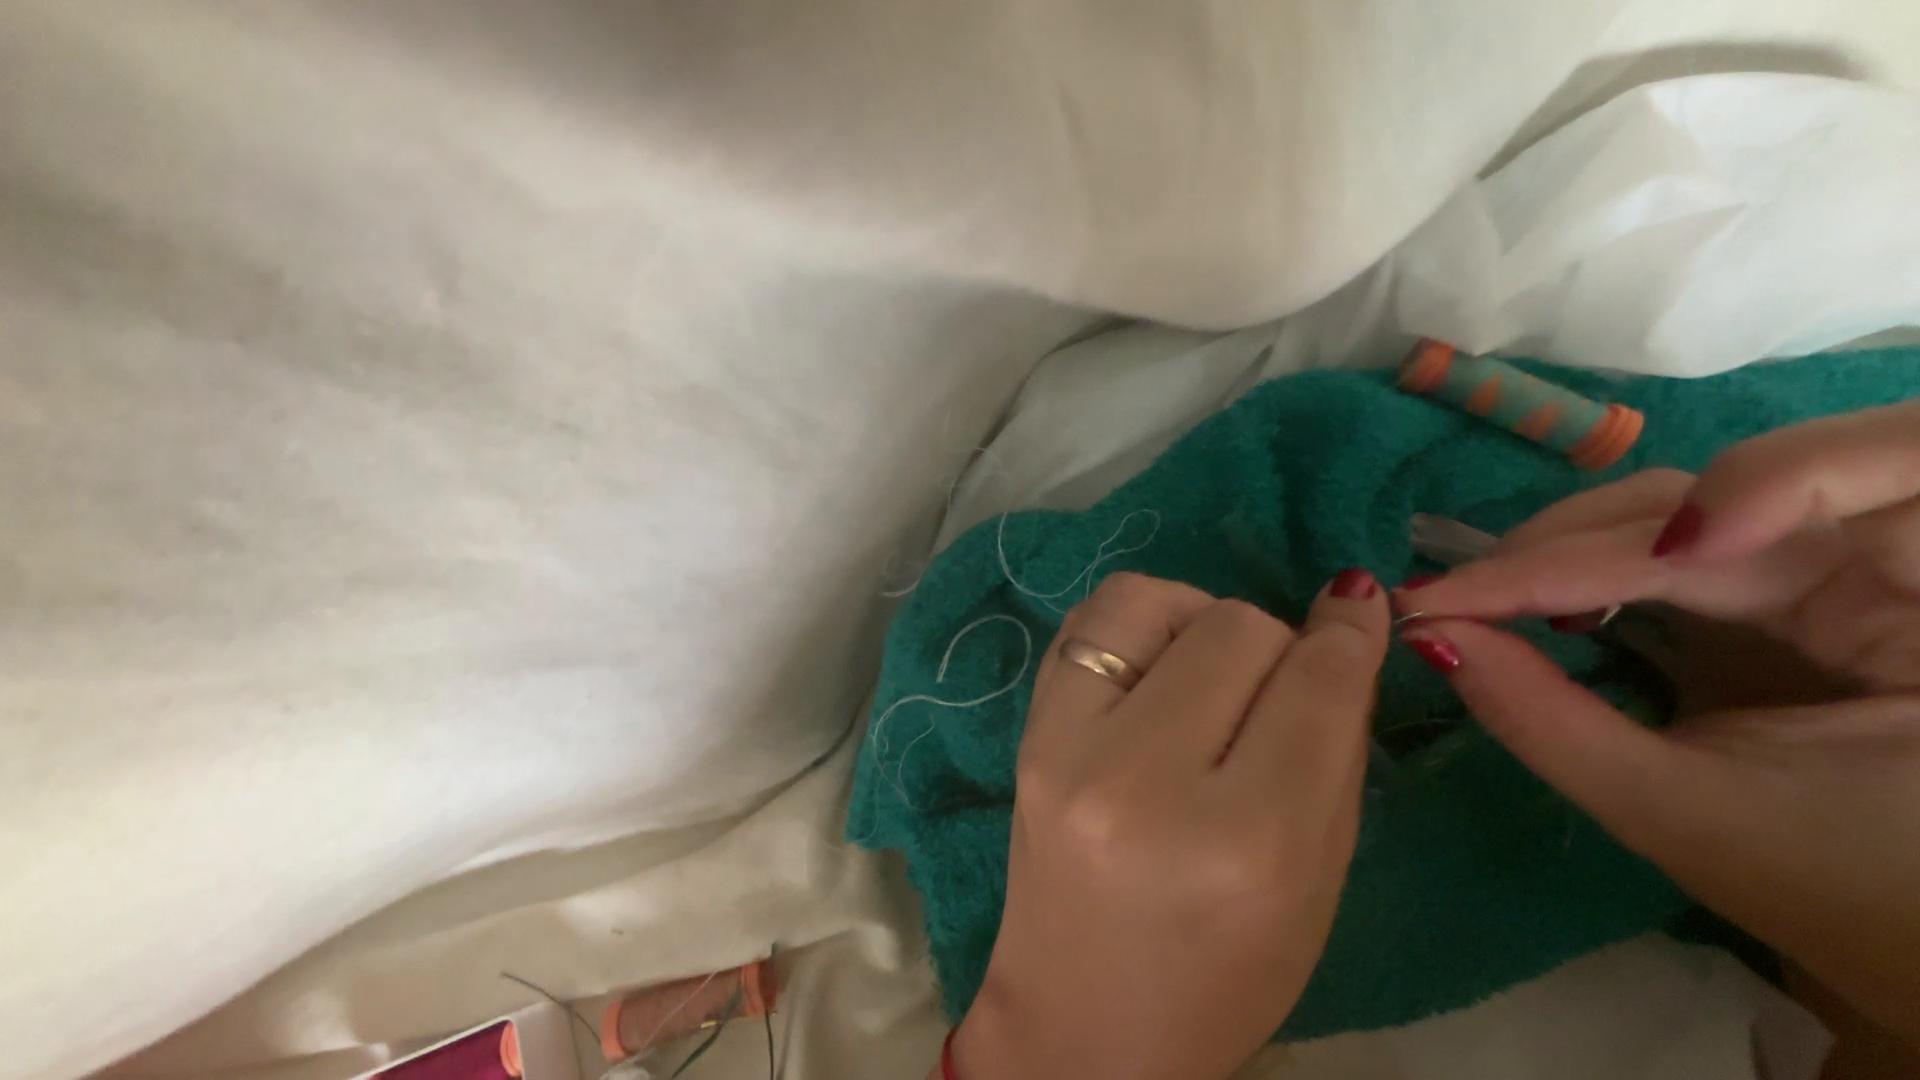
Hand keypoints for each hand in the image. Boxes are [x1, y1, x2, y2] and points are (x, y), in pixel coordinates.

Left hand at [941, 570, 1389, 1079]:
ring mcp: (1069, 751)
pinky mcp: (1027, 735)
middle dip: (1276, 645)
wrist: (1080, 1022)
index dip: (1350, 631)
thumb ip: (1335, 751)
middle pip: (1236, 628)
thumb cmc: (1223, 976)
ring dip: (1200, 622)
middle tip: (1271, 691)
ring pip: (1153, 601)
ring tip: (1206, 673)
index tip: (1360, 605)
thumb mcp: (1317, 883)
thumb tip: (1344, 627)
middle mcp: (1146, 783)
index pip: (1315, 685)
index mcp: (1247, 844)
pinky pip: (1088, 621)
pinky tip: (1154, 668)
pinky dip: (1137, 623)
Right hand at [1398, 400, 1919, 1048]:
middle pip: (1685, 493)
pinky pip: (1665, 544)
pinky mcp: (1778, 588)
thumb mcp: (1680, 812)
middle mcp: (1876, 554)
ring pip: (1669, 502)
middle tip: (1455, 596)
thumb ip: (1543, 718)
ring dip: (1565, 541)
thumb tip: (1425, 636)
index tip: (1435, 600)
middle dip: (1558, 542)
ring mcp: (1826, 563)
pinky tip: (1547, 599)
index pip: (1689, 549)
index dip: (1552, 566)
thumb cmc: (1846, 893)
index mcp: (1910, 597)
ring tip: (1489, 594)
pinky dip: (1591, 564)